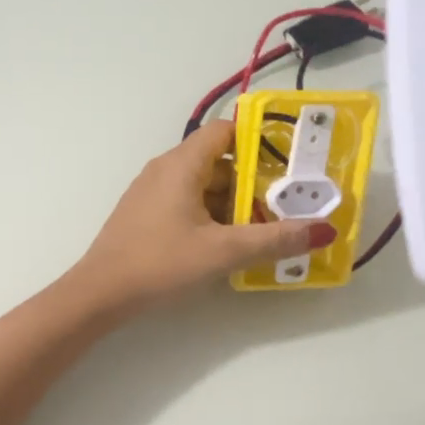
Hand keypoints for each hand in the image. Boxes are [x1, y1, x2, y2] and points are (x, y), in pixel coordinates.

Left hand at [68, 120, 336, 312]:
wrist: (100, 293)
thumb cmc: (160, 263)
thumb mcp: (223, 252)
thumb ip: (275, 240)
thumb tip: (325, 230)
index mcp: (181, 164)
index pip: (226, 131)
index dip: (260, 141)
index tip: (290, 164)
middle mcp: (165, 169)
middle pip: (219, 160)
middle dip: (253, 181)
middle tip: (284, 206)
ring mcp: (151, 193)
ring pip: (202, 185)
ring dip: (233, 203)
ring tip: (262, 230)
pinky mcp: (145, 215)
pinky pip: (186, 203)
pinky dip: (211, 216)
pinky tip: (225, 245)